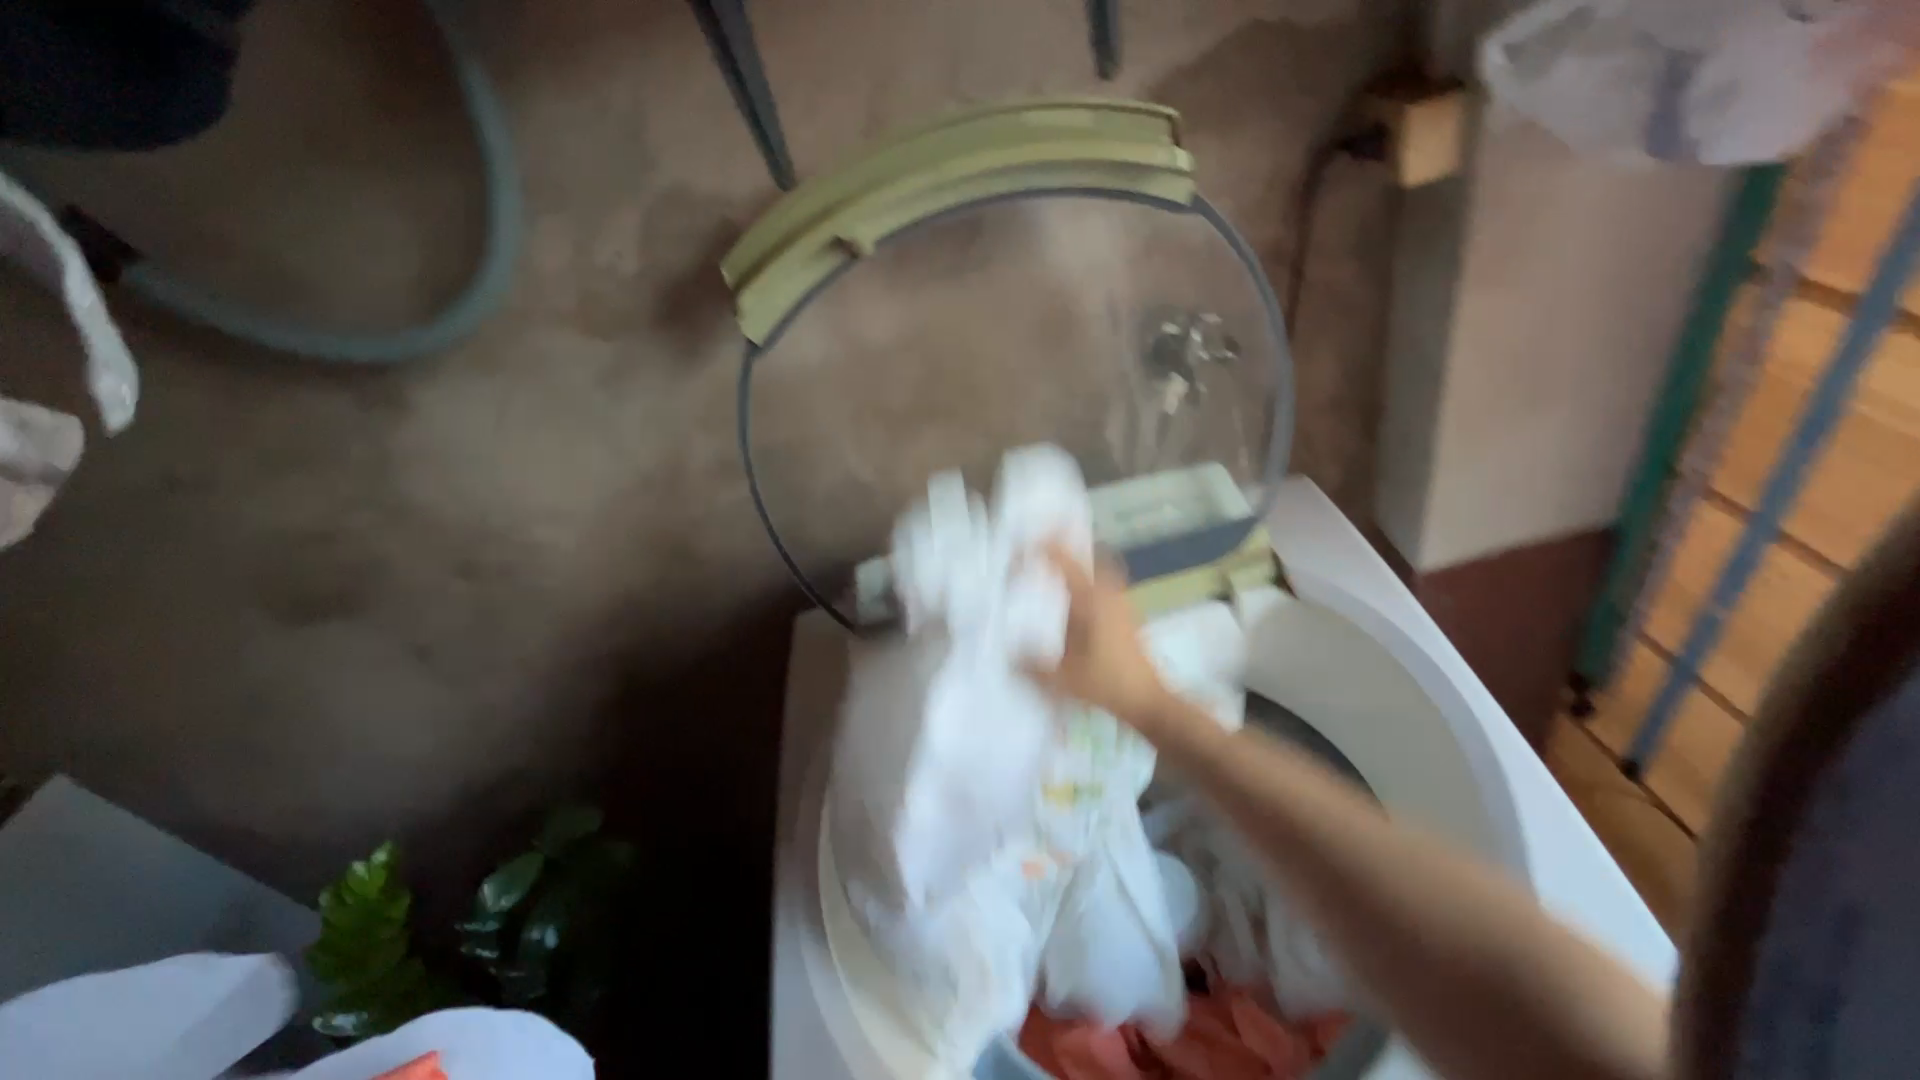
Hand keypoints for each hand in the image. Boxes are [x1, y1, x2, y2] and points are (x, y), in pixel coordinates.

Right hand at [1021, 539, 1172, 731]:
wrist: (1150, 702)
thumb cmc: (1108, 686)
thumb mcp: (1061, 679)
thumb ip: (1030, 665)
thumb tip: (1007, 653)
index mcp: (1090, 599)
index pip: (1059, 559)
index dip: (1033, 552)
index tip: (1011, 558)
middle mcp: (1107, 592)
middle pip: (1085, 552)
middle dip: (1060, 542)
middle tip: (1036, 542)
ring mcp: (1120, 603)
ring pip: (1098, 567)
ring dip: (1076, 563)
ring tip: (1051, 565)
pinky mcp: (1126, 616)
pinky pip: (1103, 584)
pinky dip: (1086, 580)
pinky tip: (1072, 600)